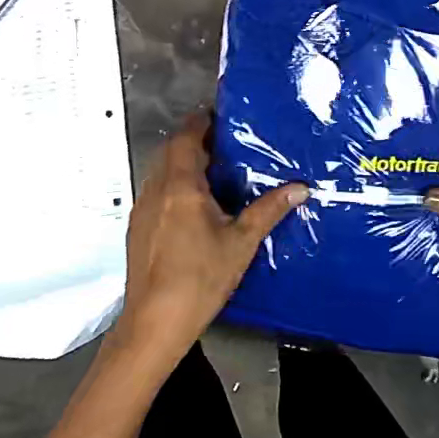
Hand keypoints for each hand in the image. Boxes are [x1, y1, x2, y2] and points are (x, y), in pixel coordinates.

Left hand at [112, 113, 307, 362]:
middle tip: (224, 140)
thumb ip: (270, 209)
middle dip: (194, 140)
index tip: (219, 114)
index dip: (200, 122)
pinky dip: (175, 184)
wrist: (154, 323)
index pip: (186, 139)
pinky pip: (156, 192)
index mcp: (181, 187)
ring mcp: (142, 211)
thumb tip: (301, 188)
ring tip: (215, 167)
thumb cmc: (201, 277)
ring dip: (183, 163)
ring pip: (160, 172)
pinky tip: (195, 203)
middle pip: (170, 152)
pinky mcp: (138, 230)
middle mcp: (156, 192)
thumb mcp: (242, 241)